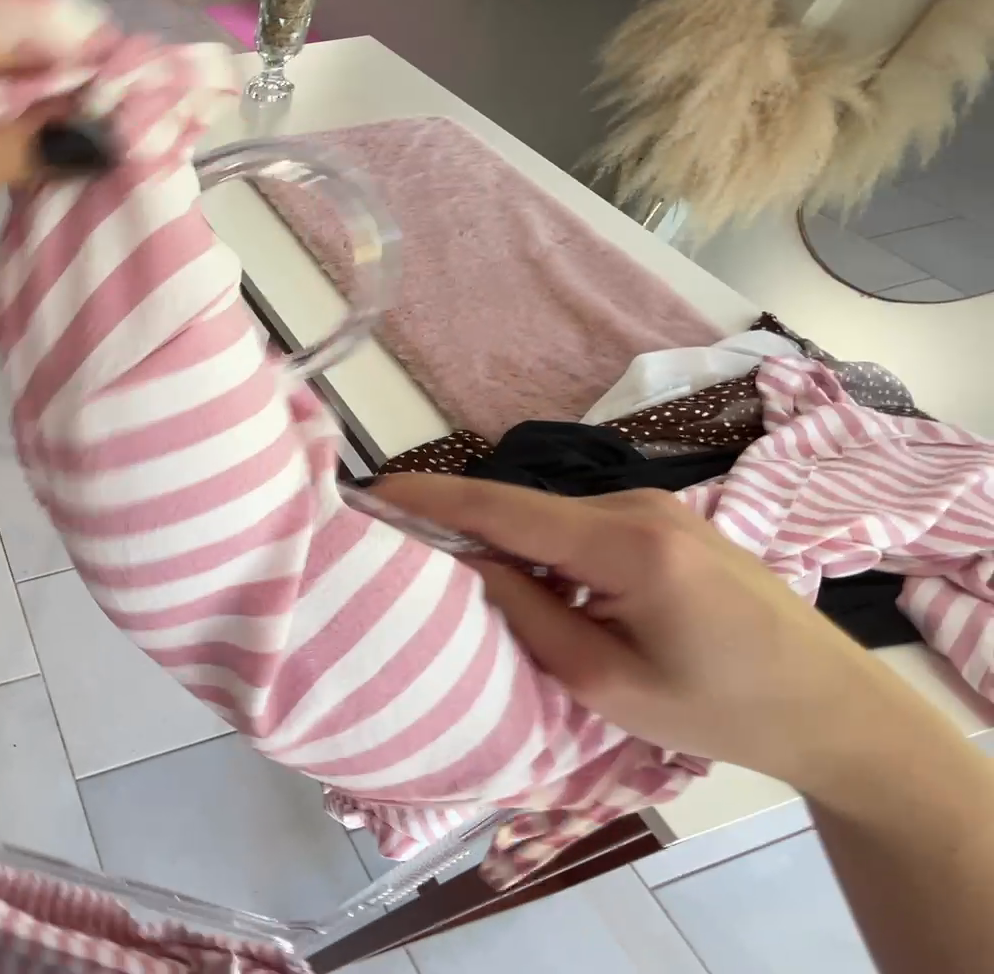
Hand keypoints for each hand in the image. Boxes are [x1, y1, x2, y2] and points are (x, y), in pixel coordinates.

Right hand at [372, 475, 914, 791]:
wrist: (839, 713)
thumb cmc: (720, 711)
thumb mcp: (603, 682)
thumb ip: (522, 613)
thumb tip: (459, 561)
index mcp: (627, 547)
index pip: (499, 506)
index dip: (426, 495)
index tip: (365, 491)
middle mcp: (637, 506)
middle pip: (515, 506)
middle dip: (449, 520)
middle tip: (388, 544)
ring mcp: (653, 507)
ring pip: (539, 515)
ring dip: (491, 536)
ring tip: (442, 567)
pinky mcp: (660, 519)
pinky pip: (569, 524)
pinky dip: (529, 544)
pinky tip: (515, 576)